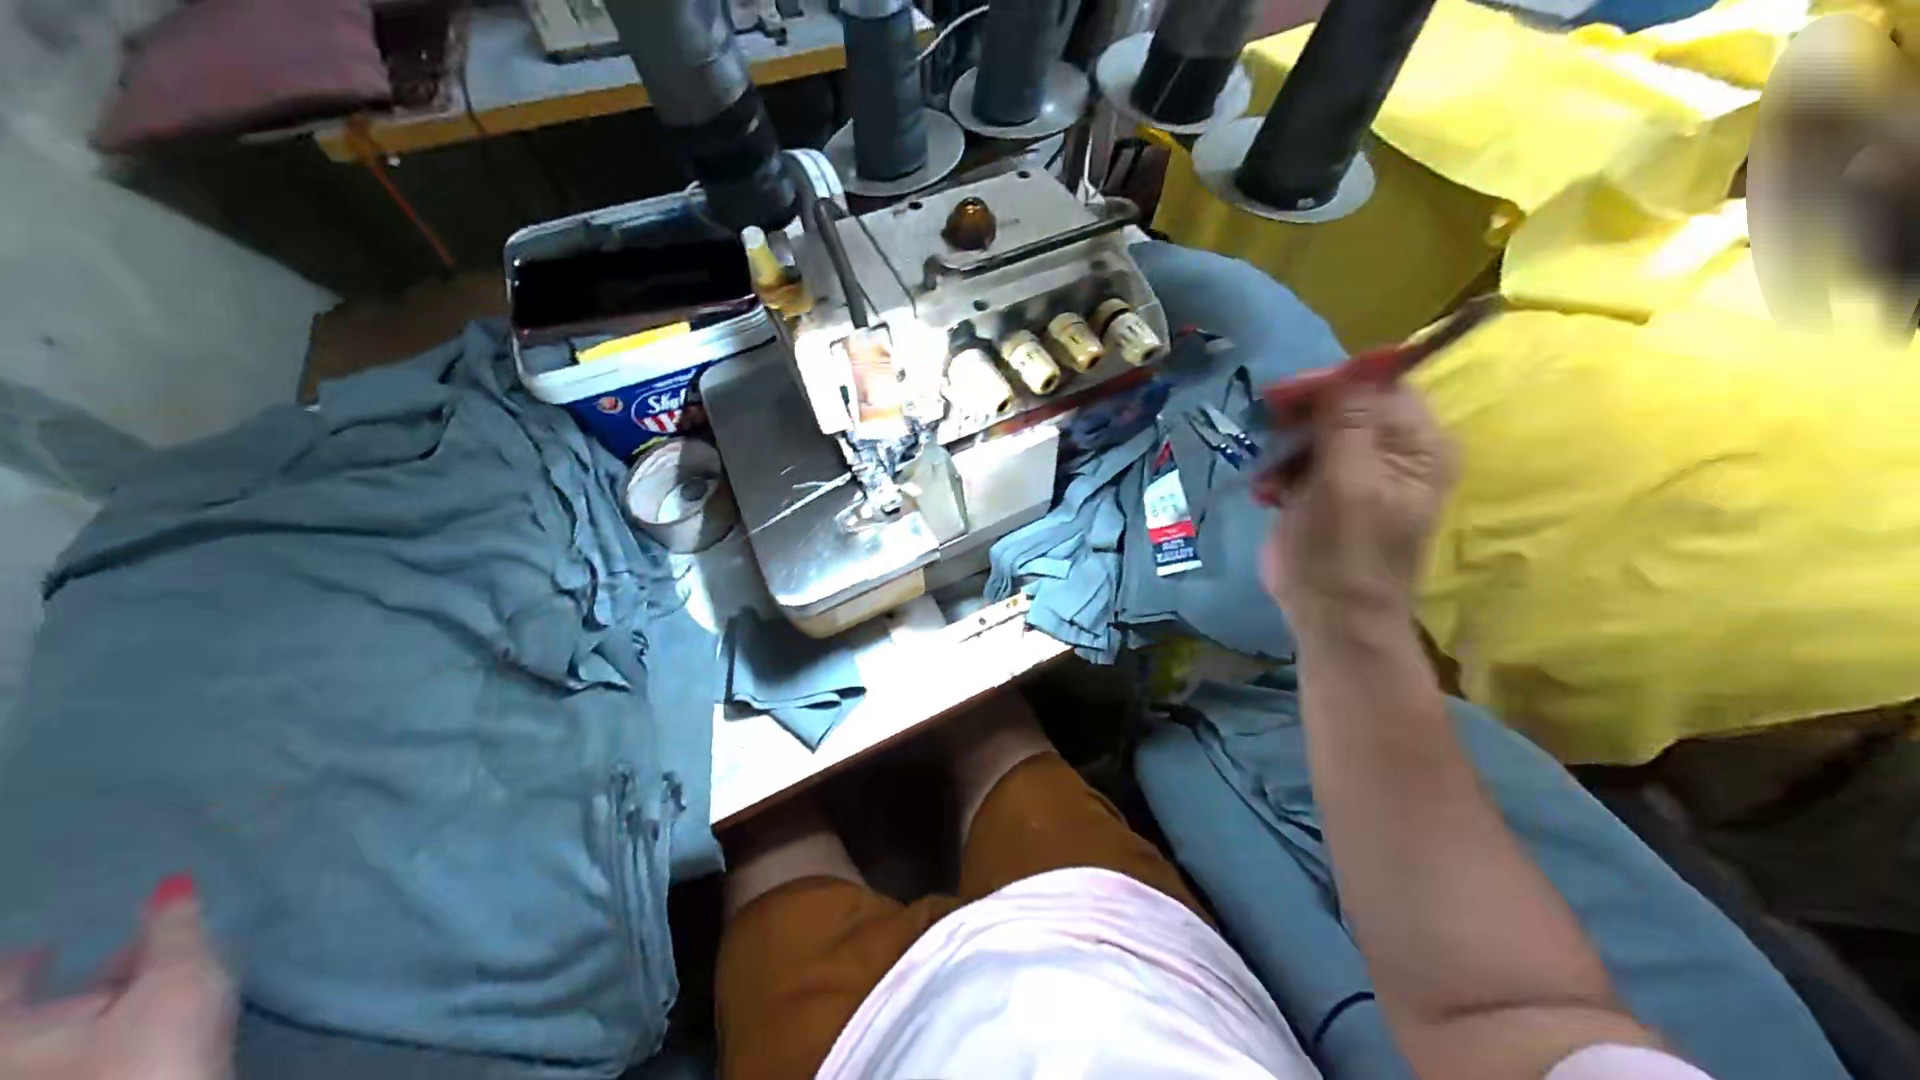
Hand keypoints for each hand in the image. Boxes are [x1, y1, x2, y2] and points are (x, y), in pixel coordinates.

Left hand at [0, 877, 235, 1079]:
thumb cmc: (152, 1050)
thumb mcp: (176, 977)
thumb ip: (174, 928)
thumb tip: (171, 882)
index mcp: (6, 1037)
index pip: (3, 986)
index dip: (18, 965)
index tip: (42, 946)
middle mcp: (11, 1064)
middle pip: (27, 1019)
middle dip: (66, 987)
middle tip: (104, 958)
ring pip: (54, 1043)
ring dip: (90, 1011)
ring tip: (134, 986)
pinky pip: (77, 1060)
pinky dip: (101, 1036)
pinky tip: (139, 1025)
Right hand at [1260, 384, 1455, 629]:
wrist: (1329, 613)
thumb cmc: (1344, 551)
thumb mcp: (1348, 482)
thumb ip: (1348, 423)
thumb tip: (1347, 371)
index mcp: (1418, 445)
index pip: (1379, 386)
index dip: (1333, 383)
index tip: (1283, 395)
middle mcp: (1394, 451)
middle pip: (1345, 404)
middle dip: (1303, 415)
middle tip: (1266, 425)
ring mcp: (1358, 472)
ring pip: (1316, 431)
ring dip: (1285, 445)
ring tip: (1268, 474)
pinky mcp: (1327, 491)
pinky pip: (1301, 459)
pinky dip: (1280, 469)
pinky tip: (1268, 492)